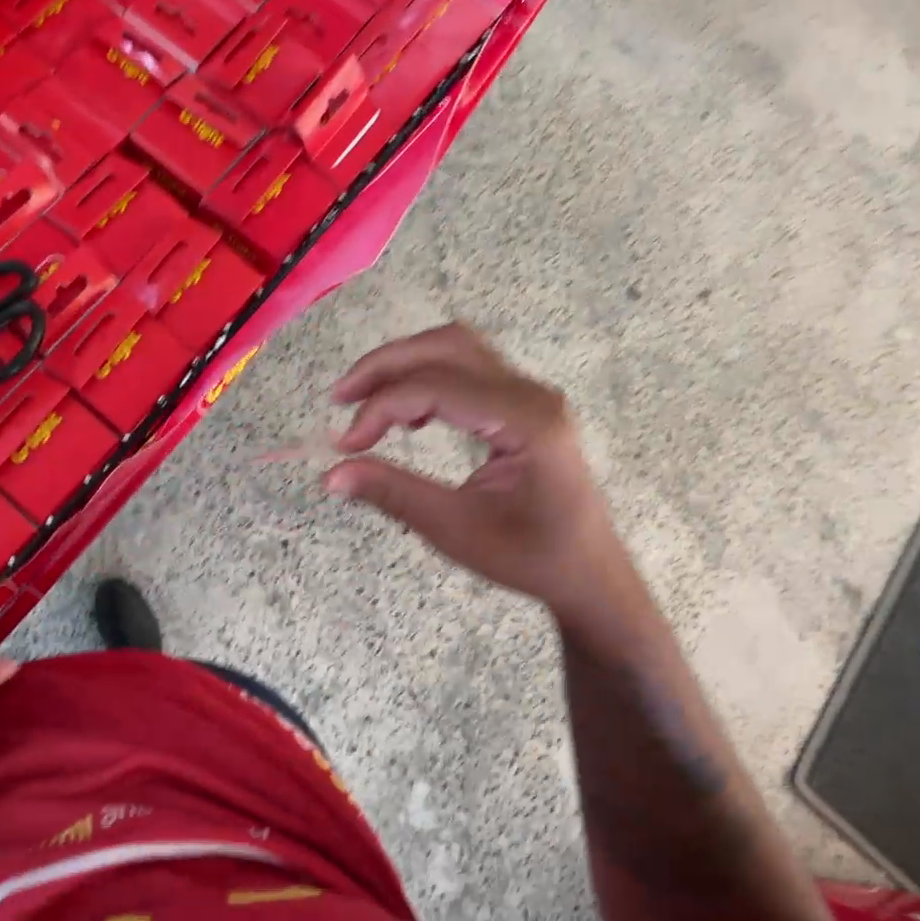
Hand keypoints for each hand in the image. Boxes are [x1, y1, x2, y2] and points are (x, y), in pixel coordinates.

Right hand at [325, 323, 630, 620]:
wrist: (589, 573)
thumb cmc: (530, 557)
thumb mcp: (455, 530)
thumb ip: (392, 493)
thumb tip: (330, 475)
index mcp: (526, 423)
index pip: (436, 388)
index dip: (380, 408)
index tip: (344, 445)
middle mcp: (531, 394)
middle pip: (445, 347)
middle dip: (385, 366)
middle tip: (340, 399)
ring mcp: (530, 394)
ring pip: (455, 348)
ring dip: (402, 365)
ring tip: (361, 400)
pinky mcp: (521, 402)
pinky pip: (466, 368)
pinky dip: (425, 377)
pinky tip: (405, 418)